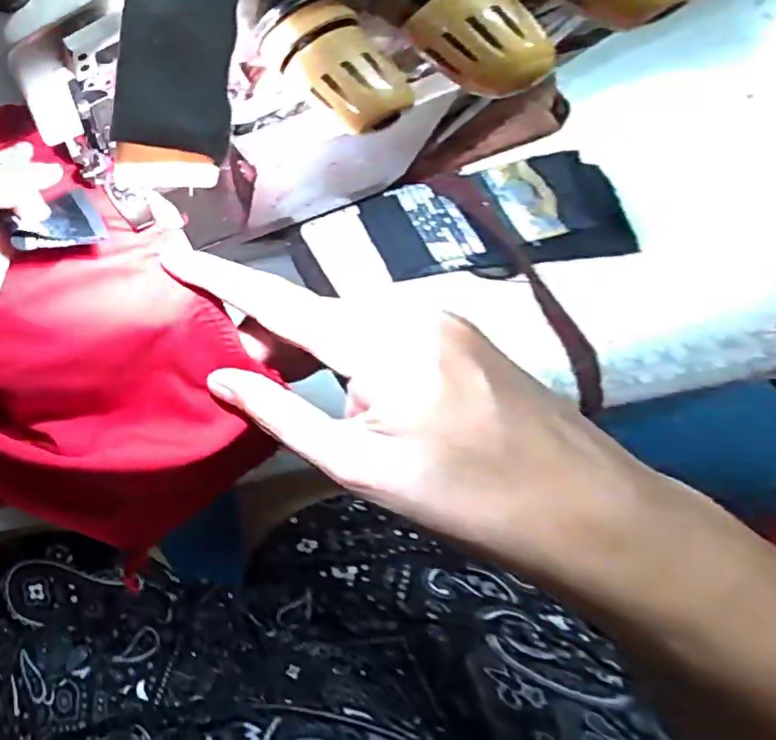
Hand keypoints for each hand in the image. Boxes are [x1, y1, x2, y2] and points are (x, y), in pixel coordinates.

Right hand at [163, 248, 660, 565]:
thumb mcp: (359, 468)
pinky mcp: (450, 330)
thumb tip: (219, 378)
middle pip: (302, 309)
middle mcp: (404, 311)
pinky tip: (339, 385)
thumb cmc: (471, 501)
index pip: (274, 298)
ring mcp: (433, 316)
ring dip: (299, 345)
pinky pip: (368, 326)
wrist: (604, 519)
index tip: (172, 256)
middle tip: (238, 376)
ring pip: (335, 318)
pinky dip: (335, 348)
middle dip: (260, 334)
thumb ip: (278, 415)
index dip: (216, 276)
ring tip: (285, 386)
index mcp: (379, 340)